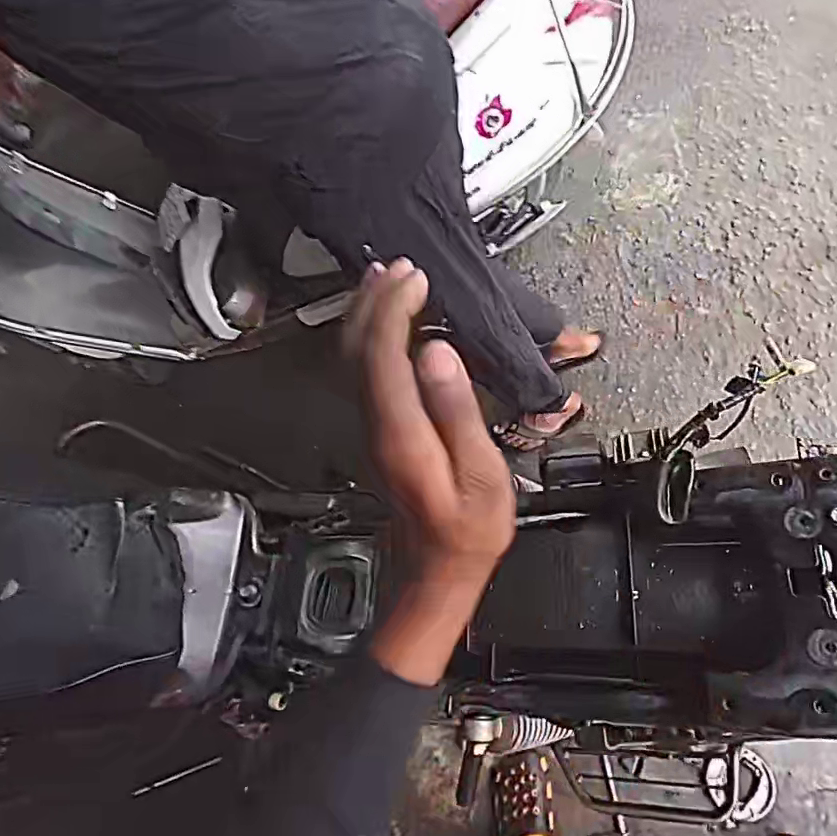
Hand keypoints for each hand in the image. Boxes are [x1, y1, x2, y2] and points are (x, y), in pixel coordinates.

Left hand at [347, 258, 514, 585]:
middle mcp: (378, 428)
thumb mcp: (480, 474)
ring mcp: (374, 432)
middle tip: (396, 267)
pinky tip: (386, 331)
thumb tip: (439, 355)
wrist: (436, 568)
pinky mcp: (381, 436)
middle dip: (375, 301)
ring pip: (355, 360)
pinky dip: (372, 341)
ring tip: (384, 284)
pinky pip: (365, 375)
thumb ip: (457, 411)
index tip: (415, 279)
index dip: (395, 308)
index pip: (384, 353)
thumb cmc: (465, 530)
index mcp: (402, 431)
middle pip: (360, 349)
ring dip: (368, 317)